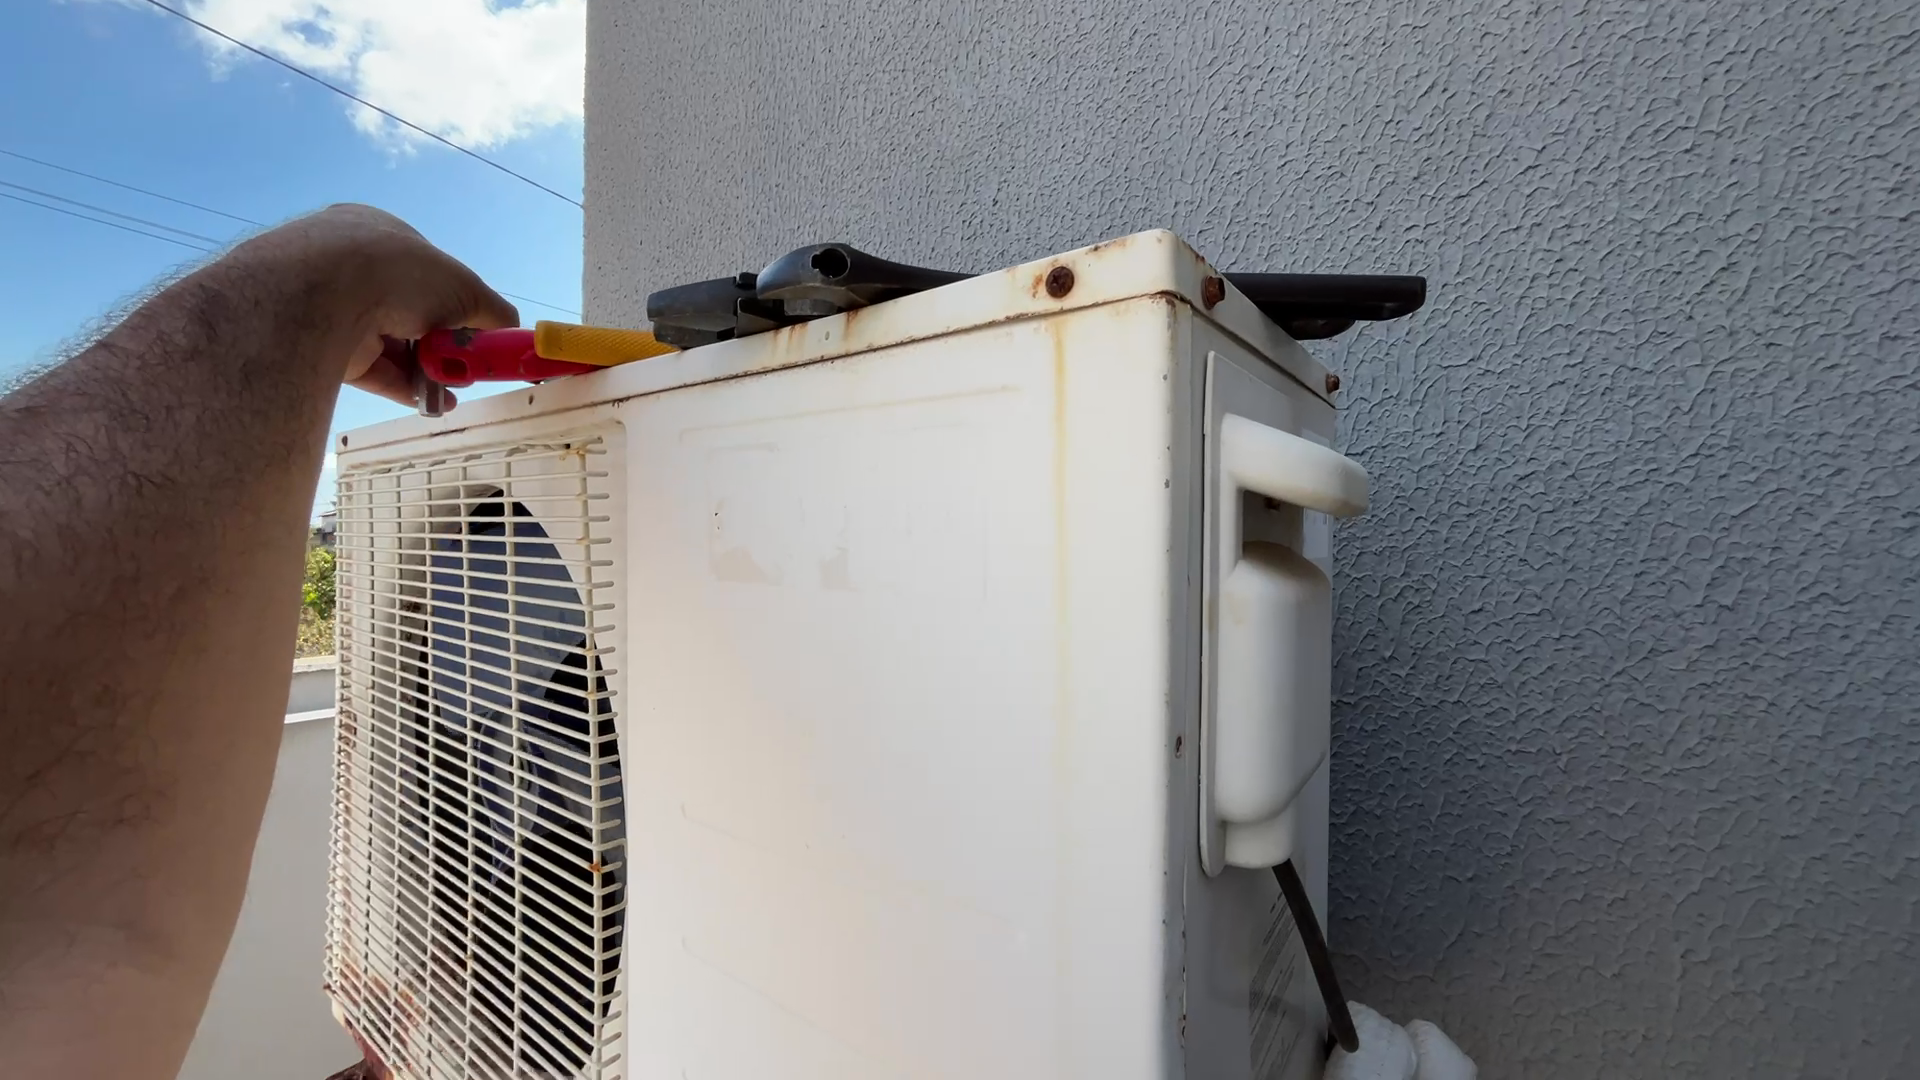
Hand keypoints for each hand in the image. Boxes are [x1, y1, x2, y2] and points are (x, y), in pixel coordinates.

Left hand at [233, 204, 518, 406]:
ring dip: (432, 367)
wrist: (318, 293)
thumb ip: (494, 311)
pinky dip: (409, 387)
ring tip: (456, 386)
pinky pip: (375, 369)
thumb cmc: (400, 273)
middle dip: (446, 339)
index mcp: (379, 233)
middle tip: (469, 361)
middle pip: (414, 310)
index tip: (477, 329)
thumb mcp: (468, 287)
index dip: (458, 301)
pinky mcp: (323, 343)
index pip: (428, 271)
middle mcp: (352, 264)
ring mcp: (332, 303)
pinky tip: (438, 402)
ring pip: (396, 342)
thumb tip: (511, 328)